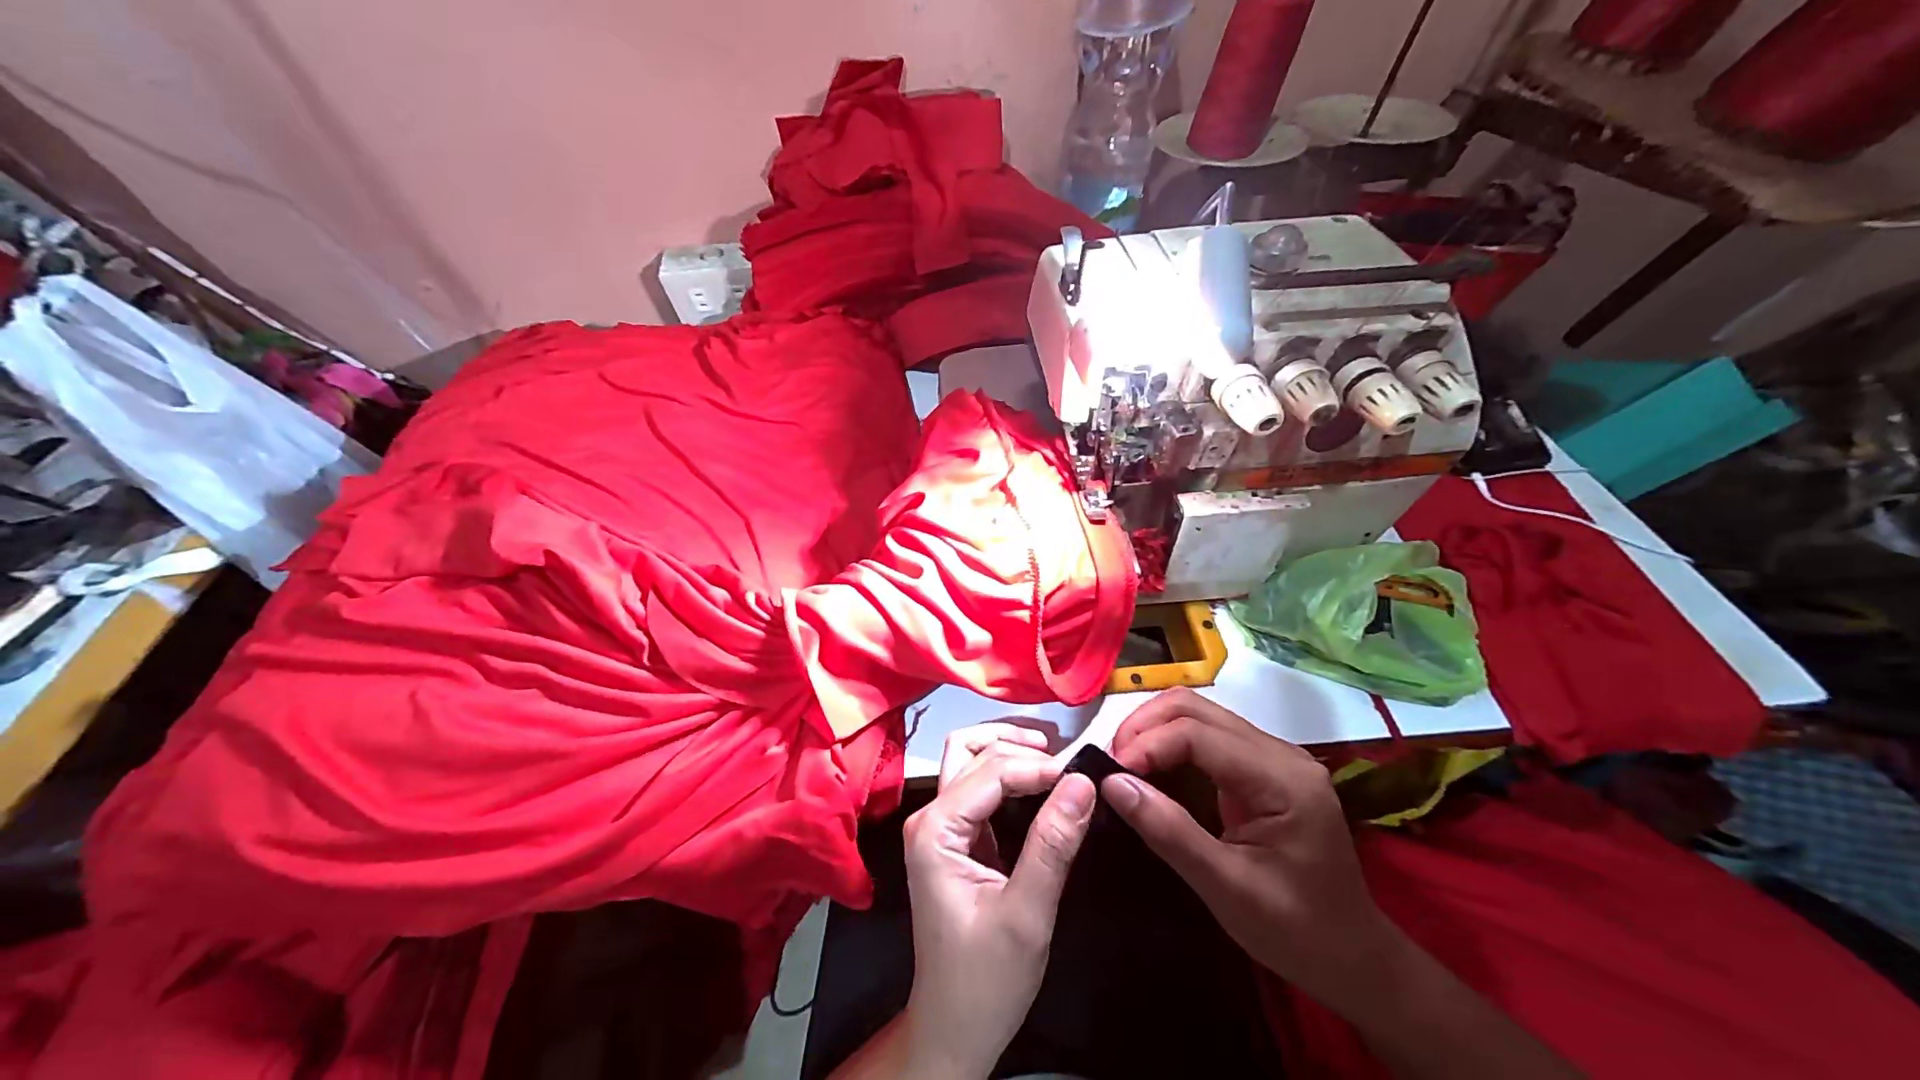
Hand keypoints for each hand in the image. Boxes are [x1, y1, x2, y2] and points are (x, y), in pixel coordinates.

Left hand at [899, 724, 1094, 1075]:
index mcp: (936, 831)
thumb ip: (1052, 845)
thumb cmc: (986, 979)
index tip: (1082, 775)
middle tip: (1067, 760)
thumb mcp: (1027, 915)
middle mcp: (930, 818)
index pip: (990, 771)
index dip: (1038, 767)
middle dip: (1018, 747)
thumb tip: (1083, 782)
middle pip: (971, 752)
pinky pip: (978, 788)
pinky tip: (1039, 782)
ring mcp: (939, 828)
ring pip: (968, 761)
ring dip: (1007, 750)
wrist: (955, 1026)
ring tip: (1052, 758)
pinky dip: (1007, 774)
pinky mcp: (955, 840)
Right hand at [1098, 689, 1396, 1009]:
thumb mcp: (1226, 889)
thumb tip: (1111, 783)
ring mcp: (1274, 757)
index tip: (1109, 776)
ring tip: (1124, 766)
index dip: (1146, 745)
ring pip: (1199, 715)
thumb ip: (1170, 832)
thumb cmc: (1295, 931)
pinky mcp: (1262, 768)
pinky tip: (1150, 769)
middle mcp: (1281, 753)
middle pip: (1197, 708)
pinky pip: (1207, 736)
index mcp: (1283, 779)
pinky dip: (1170, 743)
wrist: (1352, 957)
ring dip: (1154, 731)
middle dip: (1145, 727)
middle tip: (1111, 765)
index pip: (1197, 733)